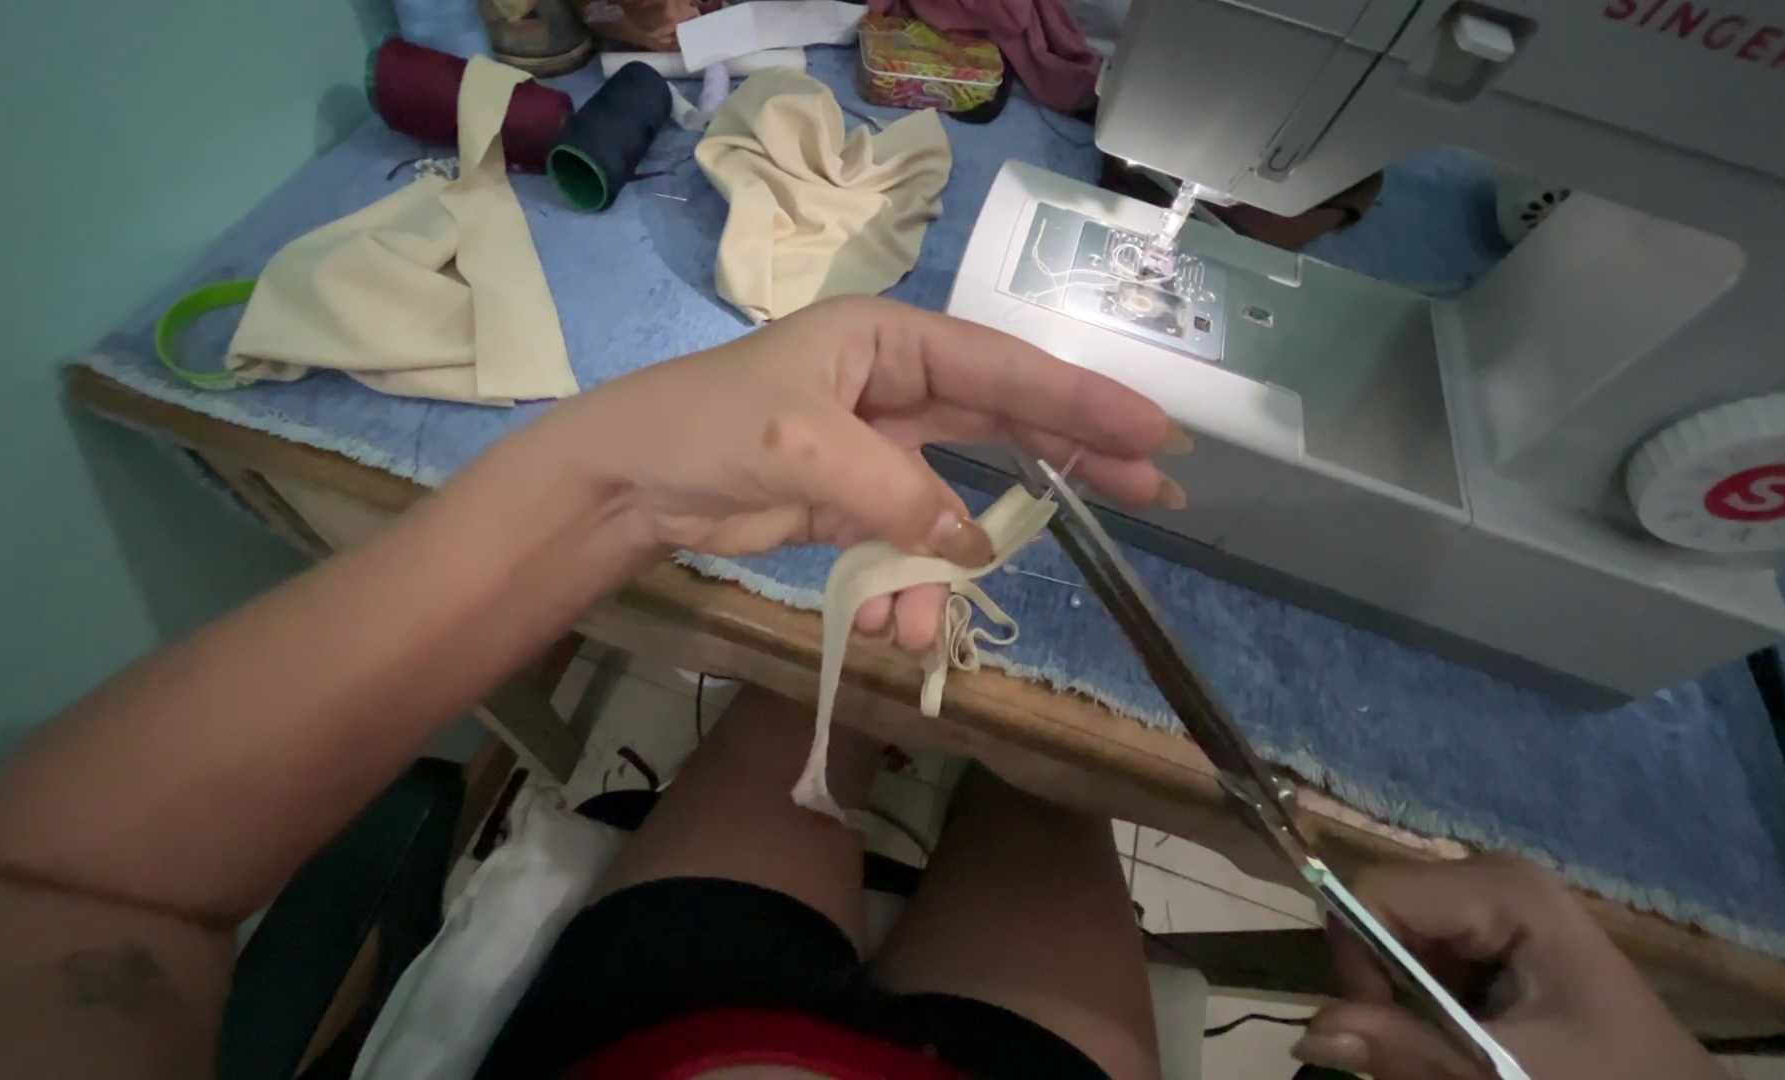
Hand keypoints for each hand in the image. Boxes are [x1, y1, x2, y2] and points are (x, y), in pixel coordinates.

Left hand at [539, 296, 1191, 647]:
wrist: (632, 479)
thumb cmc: (707, 428)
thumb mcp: (804, 445)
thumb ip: (898, 492)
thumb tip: (972, 547)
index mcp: (890, 343)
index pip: (1002, 368)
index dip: (1080, 402)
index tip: (1152, 432)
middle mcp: (894, 388)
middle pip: (1003, 423)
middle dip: (1071, 462)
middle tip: (1153, 488)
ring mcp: (878, 450)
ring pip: (954, 503)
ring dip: (952, 570)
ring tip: (930, 629)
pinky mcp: (855, 503)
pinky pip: (907, 544)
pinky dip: (906, 585)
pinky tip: (889, 624)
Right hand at [1296, 855, 1725, 1079]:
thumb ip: (1412, 1054)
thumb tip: (1306, 1034)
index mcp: (1502, 888)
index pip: (1372, 894)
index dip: (1359, 961)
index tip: (1386, 1030)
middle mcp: (1489, 874)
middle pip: (1378, 909)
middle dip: (1381, 983)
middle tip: (1421, 1048)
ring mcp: (1491, 898)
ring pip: (1389, 931)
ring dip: (1398, 994)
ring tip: (1451, 1047)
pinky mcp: (1491, 925)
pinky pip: (1417, 945)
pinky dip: (1420, 995)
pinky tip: (1464, 1032)